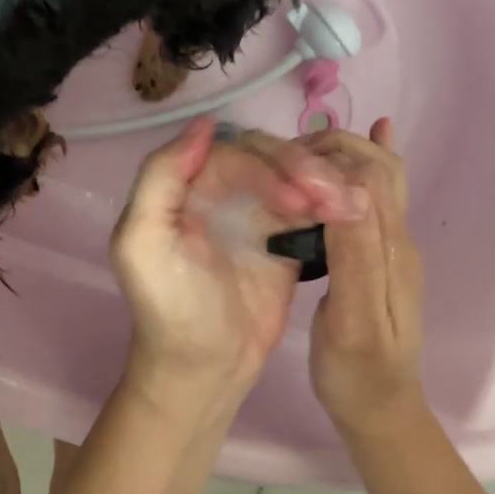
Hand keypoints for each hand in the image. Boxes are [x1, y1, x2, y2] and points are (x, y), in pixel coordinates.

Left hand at [110, 119, 363, 396]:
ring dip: (326, 184)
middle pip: (271, 157)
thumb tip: (204, 124)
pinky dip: (333, 207)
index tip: (296, 198)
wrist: (202, 369)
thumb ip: (161, 177)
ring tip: (352, 205)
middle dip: (305, 170)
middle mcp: (223, 189)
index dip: (269, 166)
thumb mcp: (141, 241)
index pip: (236, 152)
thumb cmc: (167, 307)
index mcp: (188, 183)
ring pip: (297, 177)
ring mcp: (256, 213)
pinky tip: (353, 212)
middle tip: (337, 198)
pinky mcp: (285, 239)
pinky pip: (312, 208)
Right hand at [302, 118, 428, 438]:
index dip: (329, 159)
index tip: (284, 168)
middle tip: (284, 160)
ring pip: (379, 175)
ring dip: (345, 153)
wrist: (380, 410)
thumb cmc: (357, 373)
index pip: (369, 175)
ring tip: (300, 153)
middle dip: (335, 147)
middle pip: (378, 165)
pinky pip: (378, 195)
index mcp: (389, 250)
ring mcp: (392, 245)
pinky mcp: (379, 254)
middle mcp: (397, 238)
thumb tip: (349, 192)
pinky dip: (372, 159)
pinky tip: (376, 132)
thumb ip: (355, 259)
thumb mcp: (352, 323)